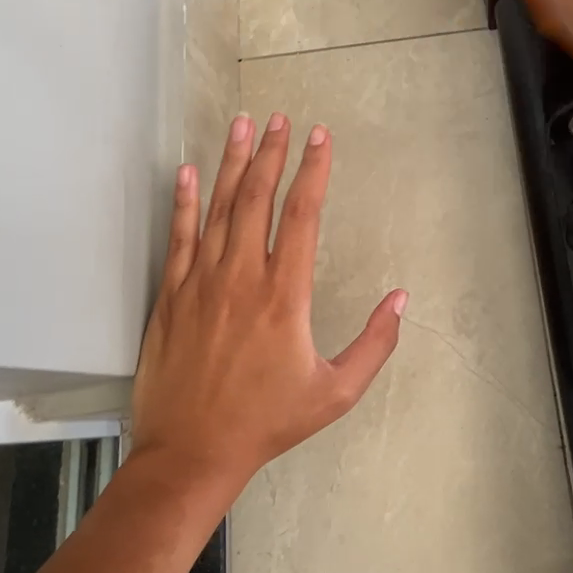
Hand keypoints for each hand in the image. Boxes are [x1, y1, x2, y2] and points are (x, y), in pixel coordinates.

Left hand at [128, 112, 406, 505]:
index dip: (313, 171)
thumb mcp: (337, 391)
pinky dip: (184, 202)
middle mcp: (242, 277)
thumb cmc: (269, 421)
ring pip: (218, 209)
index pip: (302, 215)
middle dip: (273, 154)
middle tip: (281, 118)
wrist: (191, 454)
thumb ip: (375, 343)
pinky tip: (186, 173)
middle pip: (258, 199)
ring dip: (232, 164)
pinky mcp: (171, 296)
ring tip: (243, 125)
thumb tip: (401, 298)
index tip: (320, 137)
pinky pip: (179, 238)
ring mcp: (201, 283)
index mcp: (285, 294)